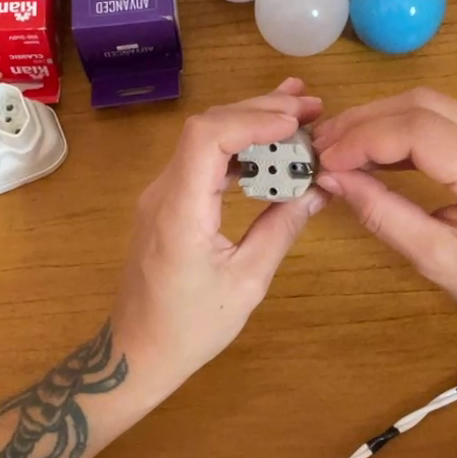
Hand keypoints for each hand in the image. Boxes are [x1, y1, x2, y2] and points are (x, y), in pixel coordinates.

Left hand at [111, 79, 326, 395]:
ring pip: (203, 140)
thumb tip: (319, 189)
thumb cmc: (191, 327)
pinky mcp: (166, 204)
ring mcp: (160, 195)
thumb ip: (281, 229)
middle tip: (311, 106)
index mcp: (180, 211)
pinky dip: (235, 149)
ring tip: (297, 114)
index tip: (296, 121)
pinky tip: (267, 144)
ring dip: (249, 124)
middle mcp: (162, 192)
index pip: (207, 137)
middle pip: (207, 128)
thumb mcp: (247, 282)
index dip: (252, 118)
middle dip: (259, 111)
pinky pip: (200, 162)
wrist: (137, 351)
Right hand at [311, 88, 456, 347]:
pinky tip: (370, 149)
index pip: (421, 131)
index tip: (323, 160)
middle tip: (320, 147)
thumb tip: (331, 178)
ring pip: (432, 104)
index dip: (364, 138)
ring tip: (337, 146)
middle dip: (365, 122)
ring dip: (379, 120)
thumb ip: (383, 214)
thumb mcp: (435, 259)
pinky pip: (444, 118)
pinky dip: (401, 128)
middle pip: (425, 105)